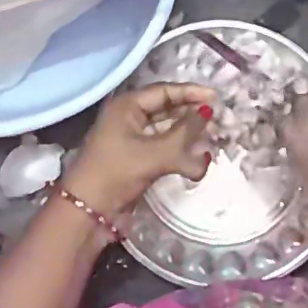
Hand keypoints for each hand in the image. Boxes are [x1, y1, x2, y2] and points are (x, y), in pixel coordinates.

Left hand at [64, 83, 215, 215]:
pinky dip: (182, 154)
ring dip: (190, 137)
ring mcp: (134, 140)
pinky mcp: (138, 160)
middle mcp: (130, 118)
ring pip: (169, 131)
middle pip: (168, 109)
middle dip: (193, 116)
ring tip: (213, 141)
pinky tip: (199, 163)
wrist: (88, 215)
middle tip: (218, 119)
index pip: (165, 92)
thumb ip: (185, 132)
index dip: (192, 93)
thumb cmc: (117, 173)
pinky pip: (166, 149)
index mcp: (127, 106)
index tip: (216, 98)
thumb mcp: (154, 152)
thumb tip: (208, 112)